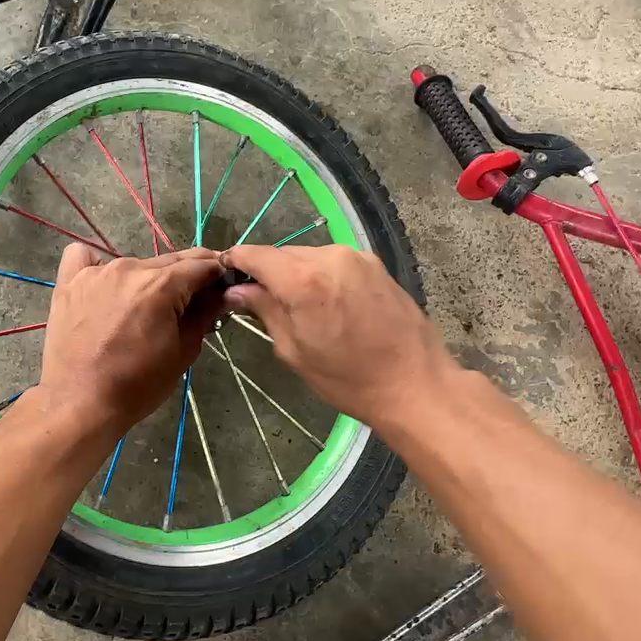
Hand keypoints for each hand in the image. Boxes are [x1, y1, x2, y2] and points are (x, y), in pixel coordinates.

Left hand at [33, 244, 225, 441]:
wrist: (80, 403)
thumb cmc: (136, 386)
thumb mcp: (182, 353)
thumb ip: (204, 315)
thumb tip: (222, 293)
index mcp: (160, 285)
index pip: (201, 265)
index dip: (218, 275)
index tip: (223, 287)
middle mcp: (129, 268)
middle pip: (170, 261)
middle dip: (187, 277)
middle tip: (193, 300)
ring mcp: (95, 272)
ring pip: (134, 264)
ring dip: (147, 278)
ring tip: (144, 308)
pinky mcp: (69, 281)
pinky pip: (84, 256)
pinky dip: (96, 264)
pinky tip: (104, 285)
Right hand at [218, 244, 453, 428]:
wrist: (416, 385)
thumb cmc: (349, 379)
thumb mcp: (295, 350)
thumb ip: (264, 311)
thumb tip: (237, 290)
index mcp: (303, 279)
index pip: (255, 255)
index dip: (236, 261)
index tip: (224, 273)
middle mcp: (329, 257)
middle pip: (283, 255)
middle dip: (268, 273)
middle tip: (259, 300)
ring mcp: (357, 257)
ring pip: (309, 257)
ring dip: (296, 274)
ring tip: (299, 307)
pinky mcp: (376, 265)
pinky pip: (335, 262)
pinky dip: (322, 276)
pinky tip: (328, 304)